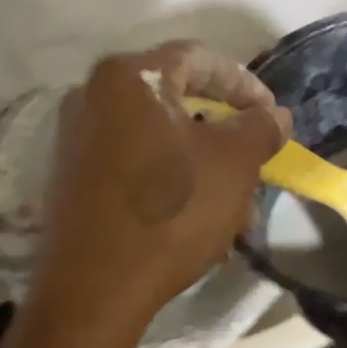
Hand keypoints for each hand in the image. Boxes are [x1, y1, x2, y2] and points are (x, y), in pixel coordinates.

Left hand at [37, 41, 292, 322]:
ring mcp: (76, 139)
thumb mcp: (234, 164)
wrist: (94, 289)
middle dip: (223, 135)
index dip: (244, 84)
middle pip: (175, 101)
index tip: (271, 115)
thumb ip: (259, 128)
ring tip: (234, 208)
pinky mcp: (71, 179)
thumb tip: (275, 115)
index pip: (198, 58)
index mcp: (127, 77)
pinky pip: (133, 166)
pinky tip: (196, 222)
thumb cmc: (170, 211)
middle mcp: (91, 96)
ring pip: (157, 140)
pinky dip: (170, 183)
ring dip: (202, 166)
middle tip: (254, 162)